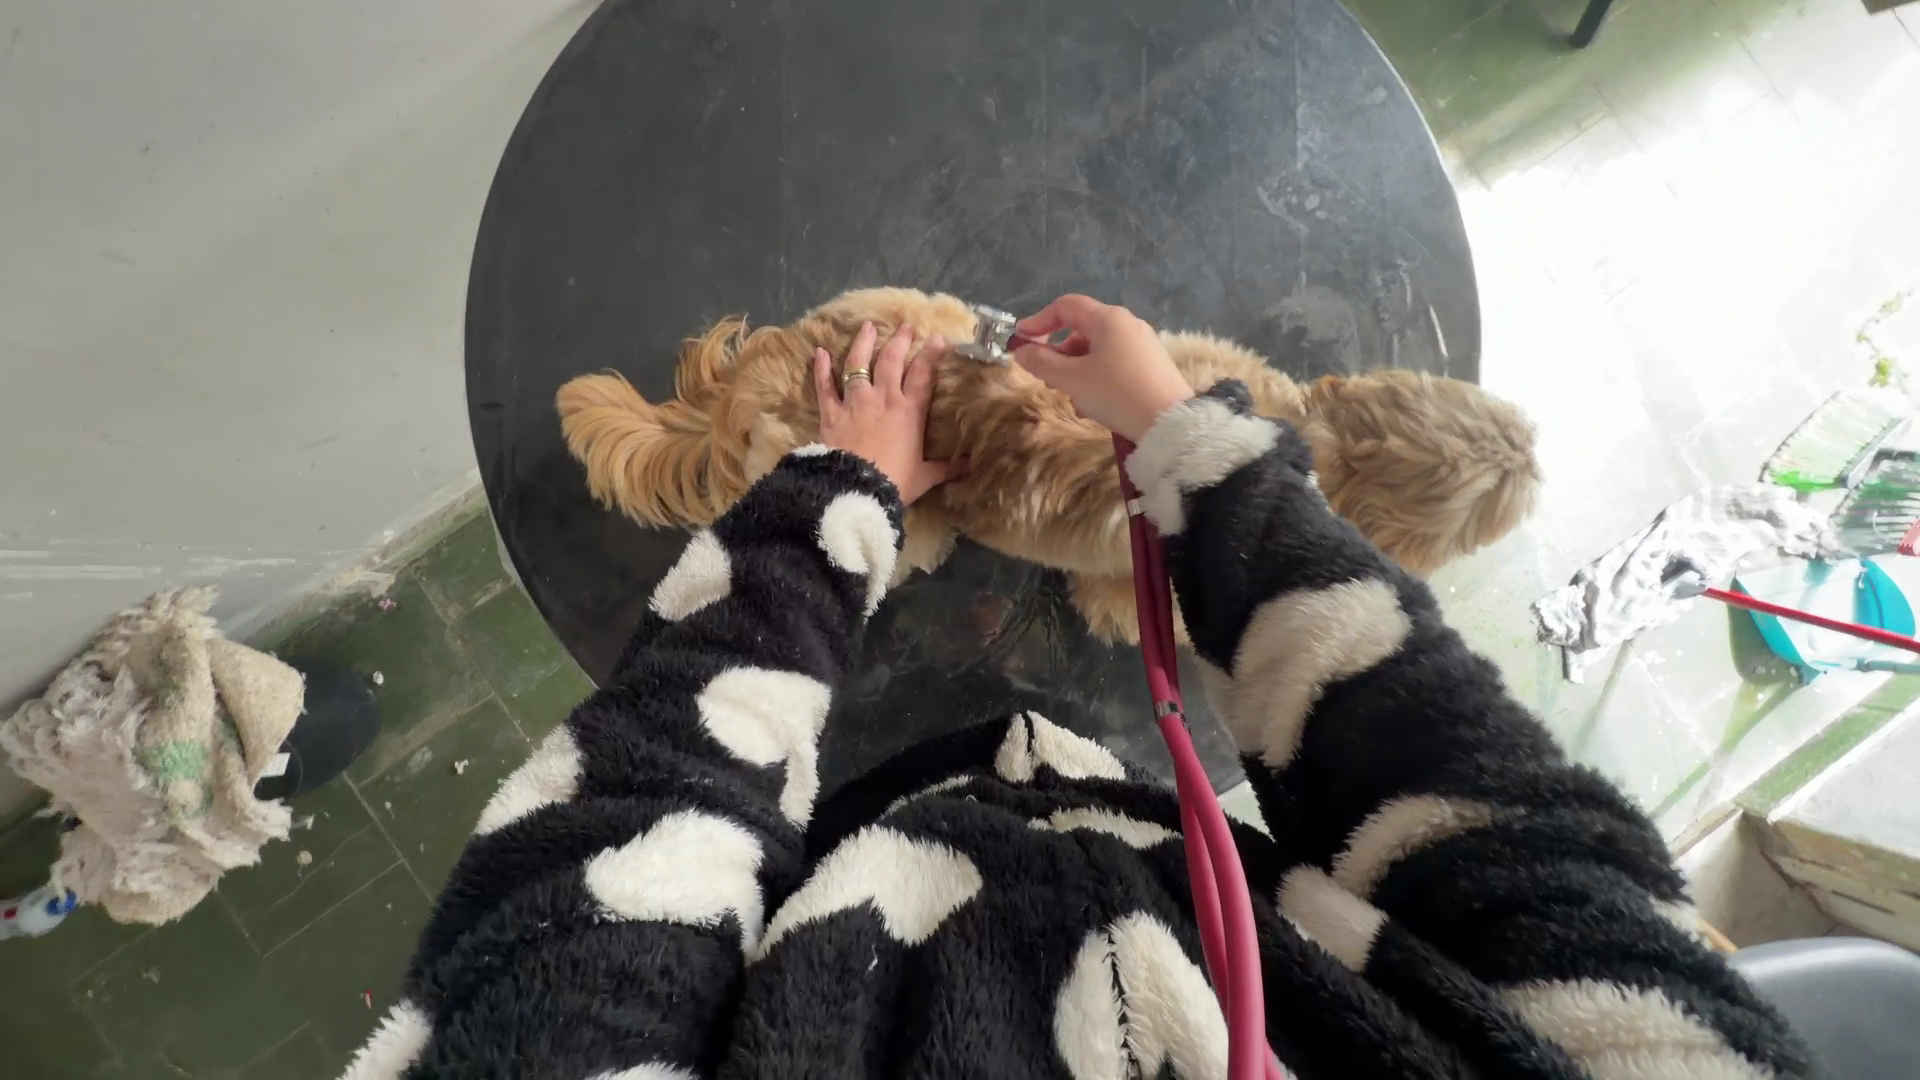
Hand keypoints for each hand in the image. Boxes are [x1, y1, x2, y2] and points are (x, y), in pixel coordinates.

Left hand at [813, 322, 964, 504]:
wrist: (857, 488)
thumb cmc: (895, 481)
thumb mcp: (925, 476)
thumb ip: (947, 468)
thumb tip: (971, 466)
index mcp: (909, 411)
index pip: (923, 374)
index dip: (931, 354)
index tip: (937, 338)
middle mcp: (883, 398)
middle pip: (891, 360)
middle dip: (900, 341)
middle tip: (906, 326)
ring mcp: (855, 402)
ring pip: (858, 364)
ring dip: (863, 343)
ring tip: (868, 326)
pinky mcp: (832, 412)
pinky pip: (825, 386)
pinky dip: (821, 369)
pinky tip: (820, 352)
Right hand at [1010, 294, 1193, 441]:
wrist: (1169, 423)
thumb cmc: (1115, 394)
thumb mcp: (1071, 380)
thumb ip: (1042, 363)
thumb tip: (1020, 351)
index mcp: (1107, 319)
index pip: (1065, 306)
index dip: (1039, 321)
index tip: (1020, 340)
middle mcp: (1126, 324)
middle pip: (1081, 329)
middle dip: (1058, 353)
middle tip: (1046, 378)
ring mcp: (1142, 344)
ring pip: (1097, 350)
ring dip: (1076, 369)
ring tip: (1072, 398)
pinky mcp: (1151, 365)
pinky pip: (1114, 363)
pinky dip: (1096, 377)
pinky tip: (1094, 404)